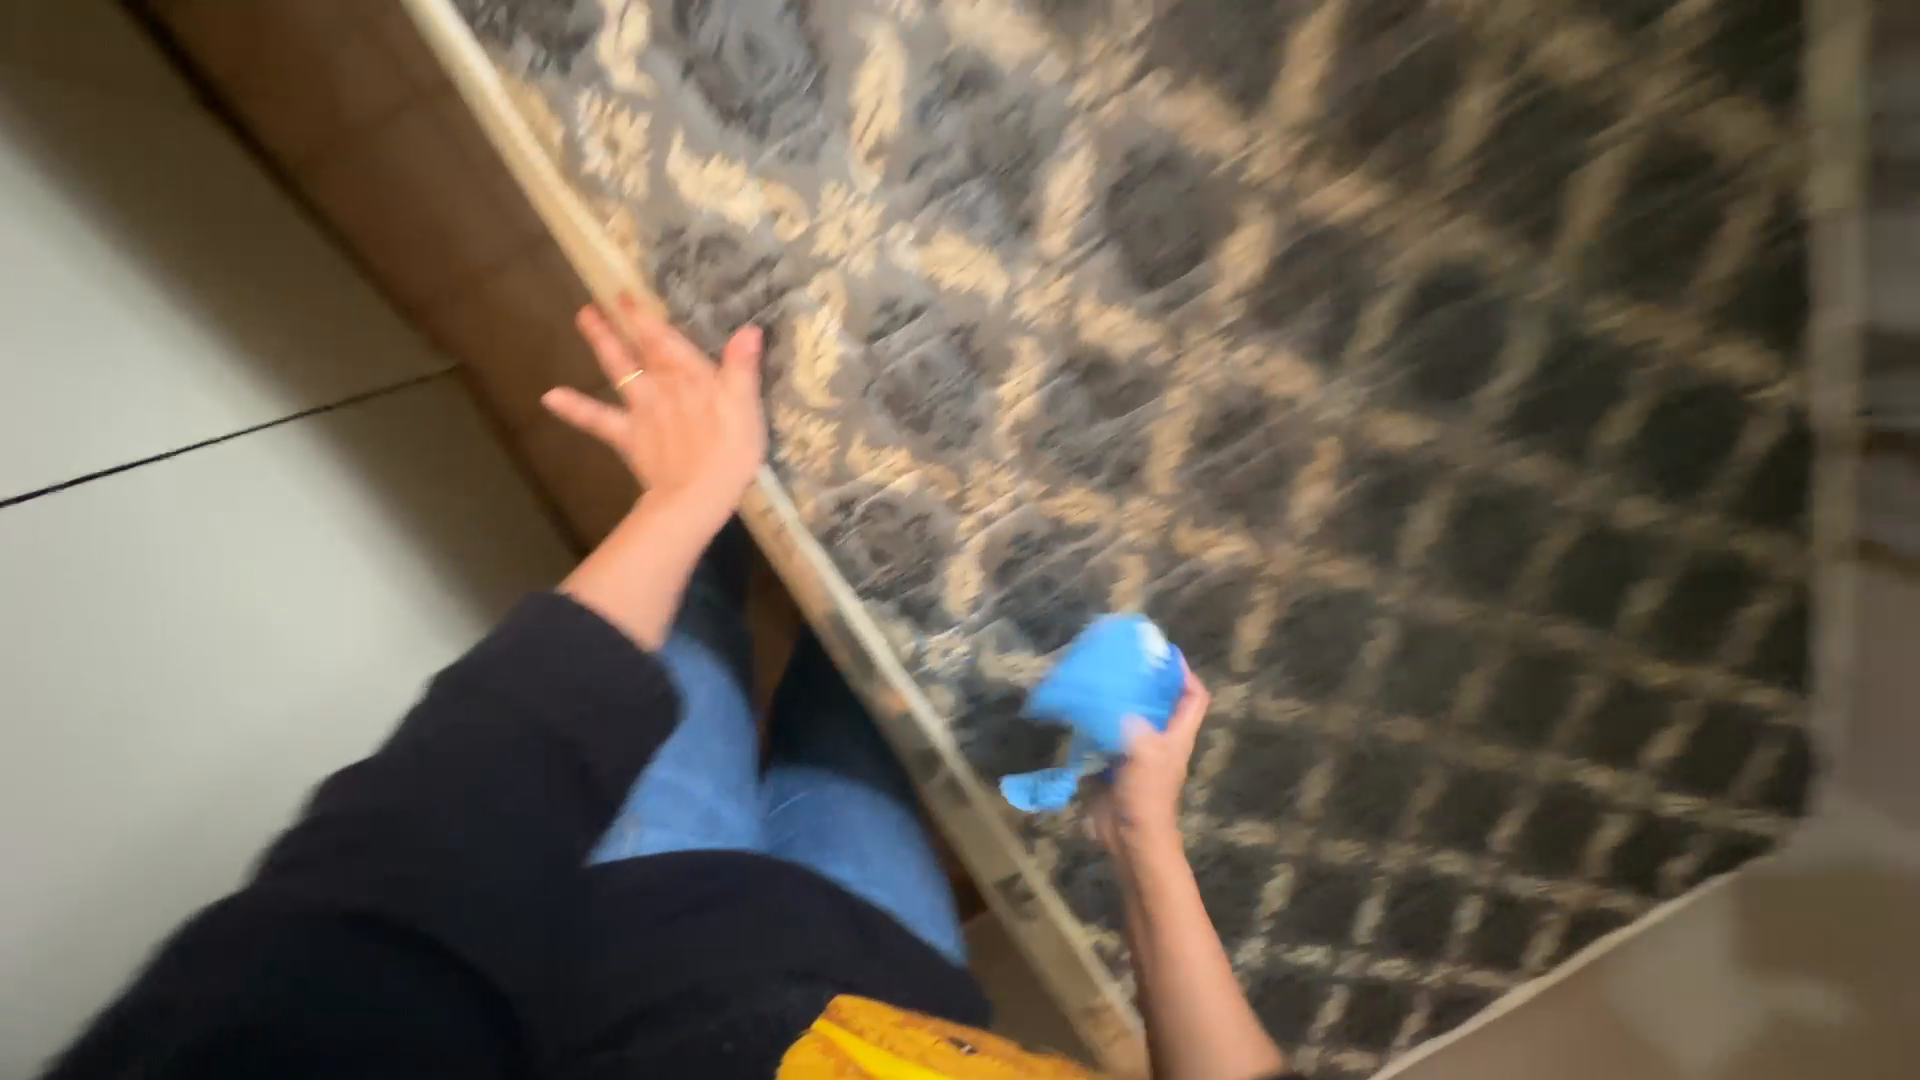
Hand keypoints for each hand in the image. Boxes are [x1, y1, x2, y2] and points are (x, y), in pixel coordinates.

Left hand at [542, 296, 765, 526]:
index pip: (665, 339)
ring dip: (601, 343)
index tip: (626, 295)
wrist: (696, 493)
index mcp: (691, 376)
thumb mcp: (746, 408)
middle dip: (621, 324)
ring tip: (583, 319)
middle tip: (600, 301)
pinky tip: (550, 397)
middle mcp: (662, 385)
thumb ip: (743, 367)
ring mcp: (641, 410)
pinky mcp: (628, 436)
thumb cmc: (730, 452)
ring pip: (619, 370)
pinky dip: (574, 408)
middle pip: (640, 349)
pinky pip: (597, 420)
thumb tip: (748, 330)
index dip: (645, 317)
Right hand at [1089, 667, 1209, 855]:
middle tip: (1119, 658)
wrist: (1129, 837)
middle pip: (1157, 701)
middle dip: (1141, 680)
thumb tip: (1109, 699)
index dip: (1183, 673)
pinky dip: (1092, 719)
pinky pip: (1102, 733)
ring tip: (1095, 675)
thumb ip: (1130, 721)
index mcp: (1177, 734)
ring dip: (1113, 698)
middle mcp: (1157, 738)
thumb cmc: (1147, 795)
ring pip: (1127, 715)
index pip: (1193, 697)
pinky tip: (1077, 706)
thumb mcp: (1144, 752)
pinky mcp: (1110, 762)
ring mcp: (1133, 750)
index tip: (1162, 653)